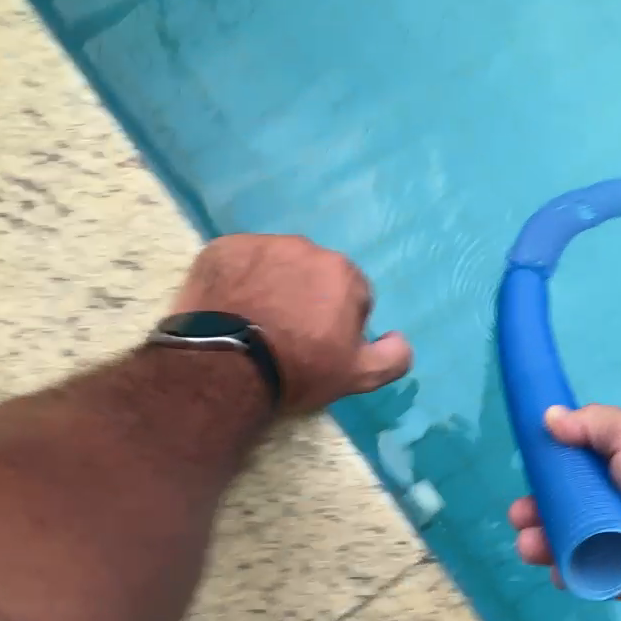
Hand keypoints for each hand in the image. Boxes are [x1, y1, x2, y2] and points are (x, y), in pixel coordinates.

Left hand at [170, 234, 412, 412]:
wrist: (226, 367)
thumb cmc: (300, 368)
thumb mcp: (360, 376)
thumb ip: (395, 355)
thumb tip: (398, 337)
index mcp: (345, 273)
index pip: (354, 295)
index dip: (340, 322)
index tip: (321, 344)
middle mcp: (307, 247)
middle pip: (316, 275)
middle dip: (309, 297)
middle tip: (290, 333)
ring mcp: (261, 244)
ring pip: (278, 265)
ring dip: (276, 285)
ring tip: (259, 319)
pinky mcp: (221, 249)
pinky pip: (241, 262)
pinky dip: (241, 279)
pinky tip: (233, 308)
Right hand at [507, 405, 620, 620]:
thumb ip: (593, 424)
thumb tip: (551, 416)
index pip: (599, 453)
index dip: (564, 459)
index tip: (534, 465)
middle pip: (584, 498)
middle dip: (547, 505)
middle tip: (520, 514)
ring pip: (584, 537)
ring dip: (550, 539)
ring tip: (528, 545)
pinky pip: (597, 572)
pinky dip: (574, 571)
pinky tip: (556, 570)